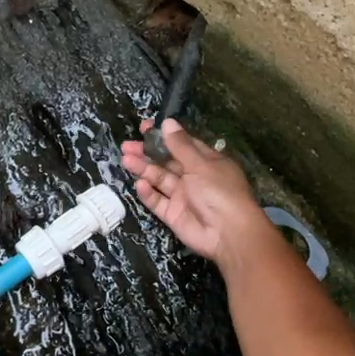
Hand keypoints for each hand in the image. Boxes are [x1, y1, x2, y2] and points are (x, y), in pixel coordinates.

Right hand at [120, 119, 270, 265]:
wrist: (228, 233)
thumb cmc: (219, 191)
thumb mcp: (200, 164)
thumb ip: (180, 145)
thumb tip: (168, 122)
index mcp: (206, 162)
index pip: (181, 144)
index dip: (163, 135)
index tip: (144, 127)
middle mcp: (193, 177)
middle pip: (166, 161)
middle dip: (147, 153)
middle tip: (127, 146)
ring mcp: (182, 196)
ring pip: (159, 179)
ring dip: (143, 169)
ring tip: (126, 160)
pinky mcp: (173, 214)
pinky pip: (158, 201)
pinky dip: (148, 193)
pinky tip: (140, 184)